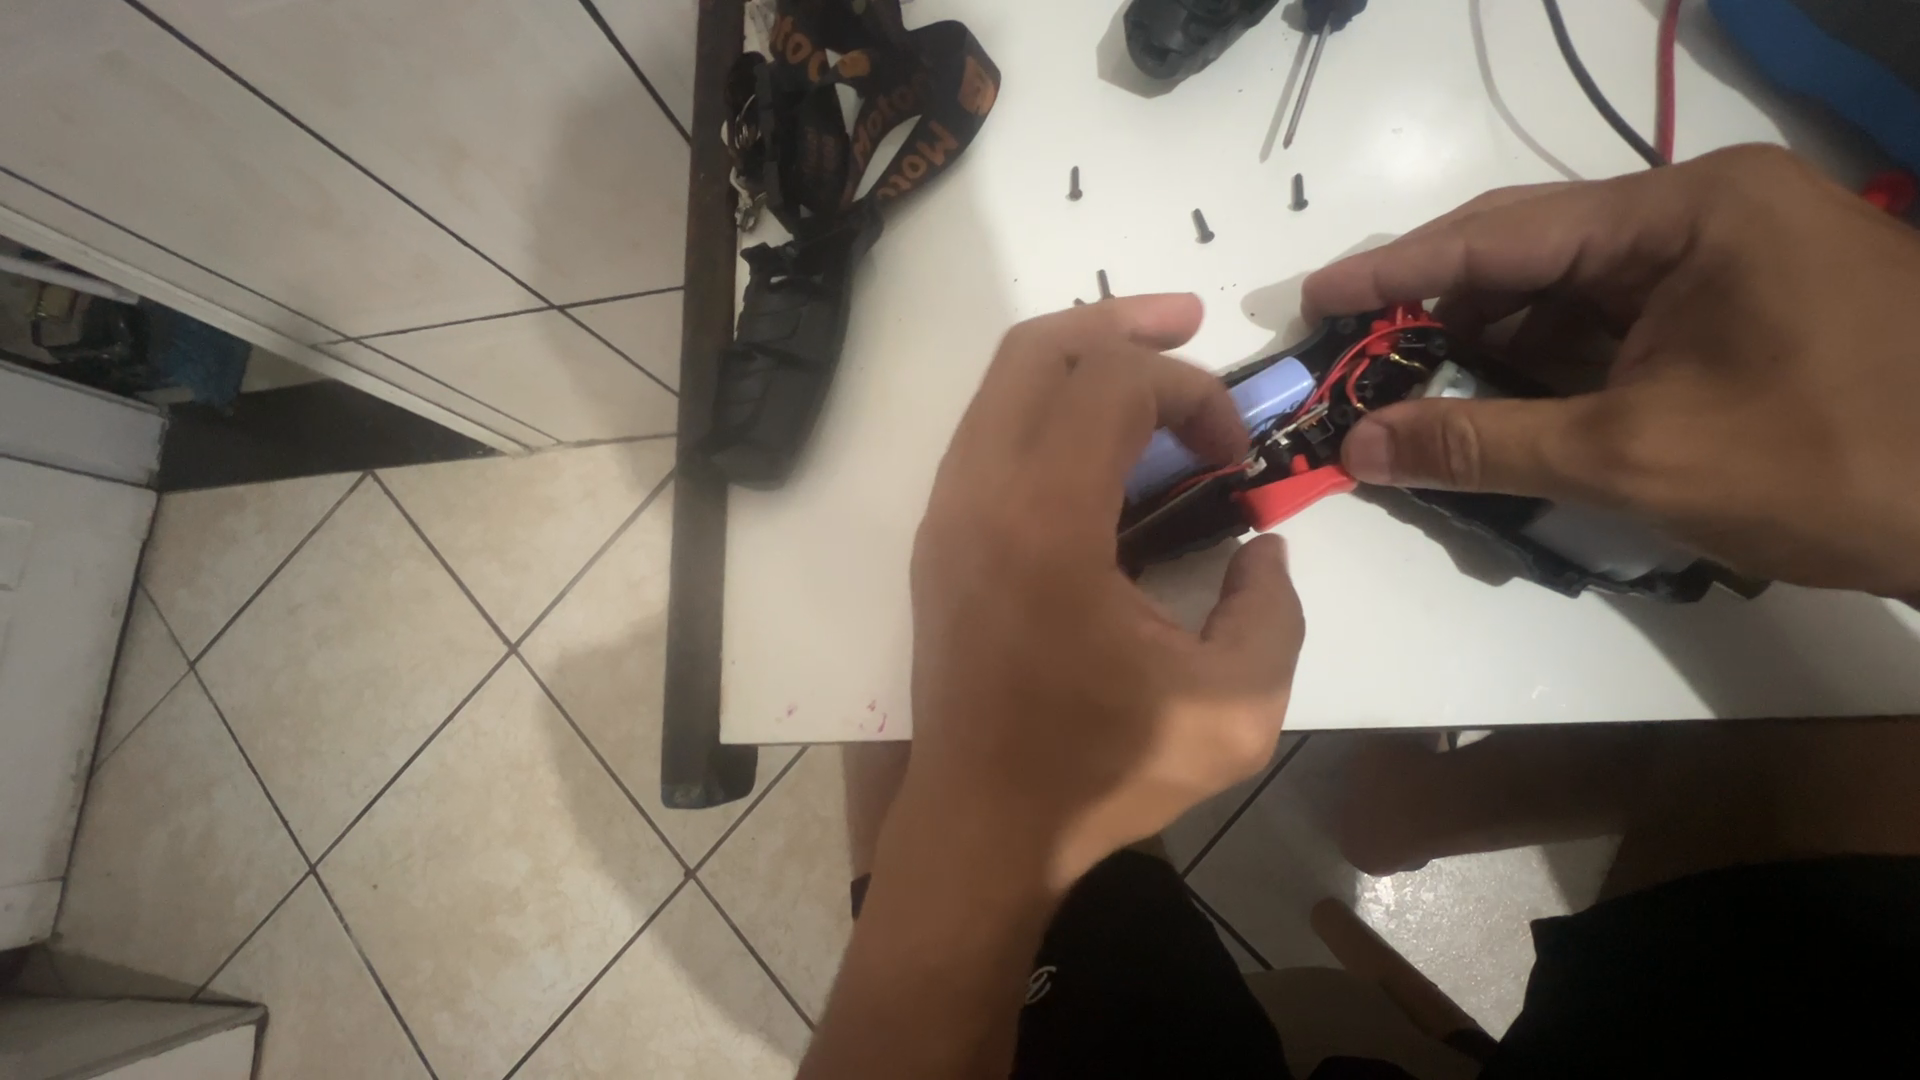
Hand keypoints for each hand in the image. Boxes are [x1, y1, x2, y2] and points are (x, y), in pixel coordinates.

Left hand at [899, 295, 1304, 891]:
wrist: (982, 820)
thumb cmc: (1100, 770)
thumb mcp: (1235, 708)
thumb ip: (1273, 611)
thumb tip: (1260, 548)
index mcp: (1044, 525)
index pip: (1111, 384)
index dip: (1188, 390)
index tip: (1230, 452)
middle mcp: (977, 497)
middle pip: (1036, 350)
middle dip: (1120, 322)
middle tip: (1188, 324)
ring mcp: (943, 514)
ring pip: (1000, 384)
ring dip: (1076, 358)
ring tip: (1148, 368)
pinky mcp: (936, 538)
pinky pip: (986, 432)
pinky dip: (1043, 409)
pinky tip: (1097, 442)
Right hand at [1304, 144, 1919, 599]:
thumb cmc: (1838, 463)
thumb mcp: (1628, 457)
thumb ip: (1476, 445)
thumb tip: (1354, 449)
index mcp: (1683, 217)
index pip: (1498, 235)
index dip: (1392, 270)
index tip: (1314, 296)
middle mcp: (1691, 221)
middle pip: (1516, 254)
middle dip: (1425, 307)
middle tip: (1345, 348)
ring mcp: (1704, 269)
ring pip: (1544, 298)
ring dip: (1467, 346)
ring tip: (1391, 387)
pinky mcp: (1709, 317)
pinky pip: (1583, 333)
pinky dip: (1518, 370)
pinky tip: (1467, 403)